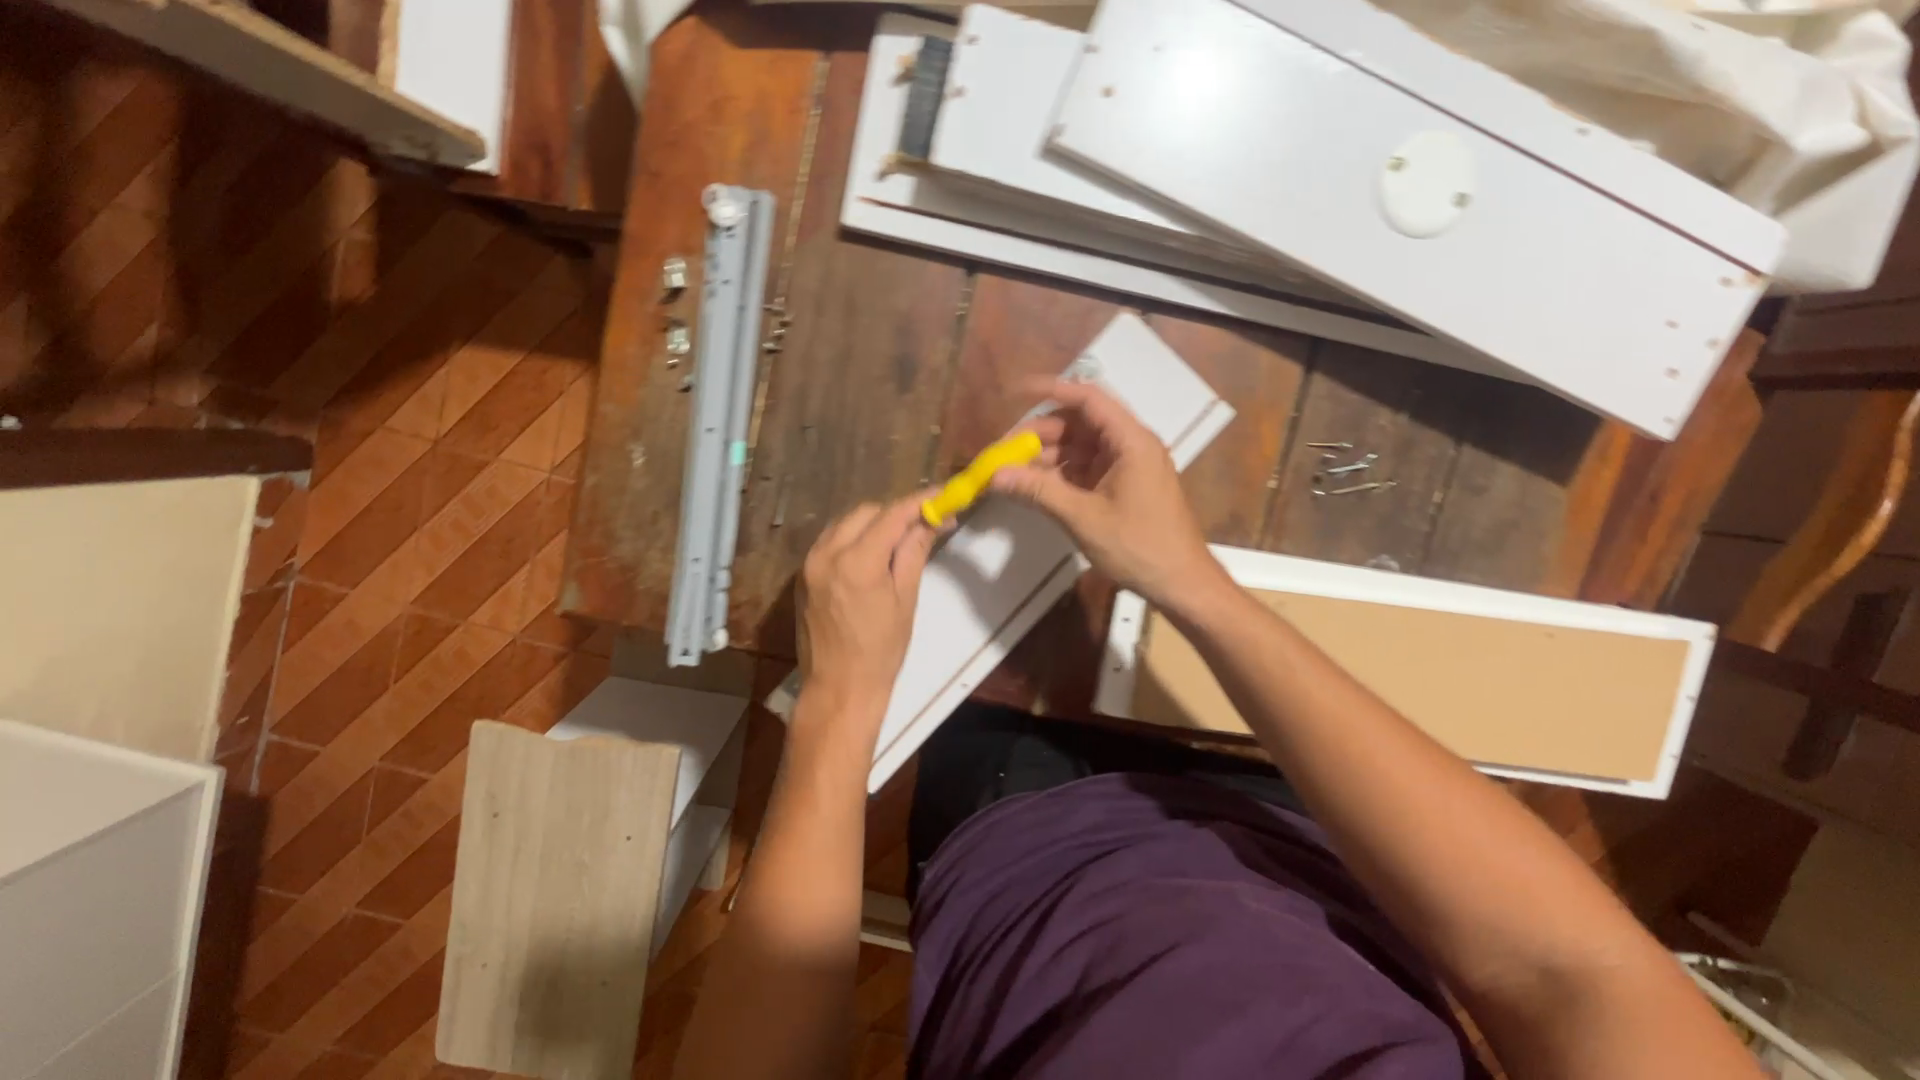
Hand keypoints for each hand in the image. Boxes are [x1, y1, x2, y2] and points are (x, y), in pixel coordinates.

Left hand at [796, 494, 937, 727]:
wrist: (838, 690)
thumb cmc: (881, 652)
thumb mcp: (905, 600)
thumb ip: (914, 552)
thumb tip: (931, 520)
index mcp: (856, 561)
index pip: (892, 514)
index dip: (920, 502)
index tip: (943, 495)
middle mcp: (826, 554)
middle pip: (866, 512)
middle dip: (895, 513)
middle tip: (925, 524)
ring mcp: (809, 565)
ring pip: (845, 524)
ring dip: (873, 524)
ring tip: (900, 540)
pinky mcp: (802, 577)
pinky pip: (830, 542)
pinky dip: (852, 539)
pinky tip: (872, 555)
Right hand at [991, 380, 1228, 612]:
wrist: (1181, 583)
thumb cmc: (1138, 546)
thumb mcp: (1083, 517)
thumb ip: (1038, 491)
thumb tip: (995, 476)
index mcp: (1131, 441)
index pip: (1089, 399)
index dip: (1053, 390)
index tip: (1017, 391)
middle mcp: (1132, 445)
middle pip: (1081, 423)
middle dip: (1041, 433)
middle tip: (1005, 451)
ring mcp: (1130, 467)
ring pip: (1081, 448)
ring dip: (1048, 456)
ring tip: (1013, 472)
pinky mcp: (1125, 487)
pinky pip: (1088, 469)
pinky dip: (1062, 475)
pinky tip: (1036, 487)